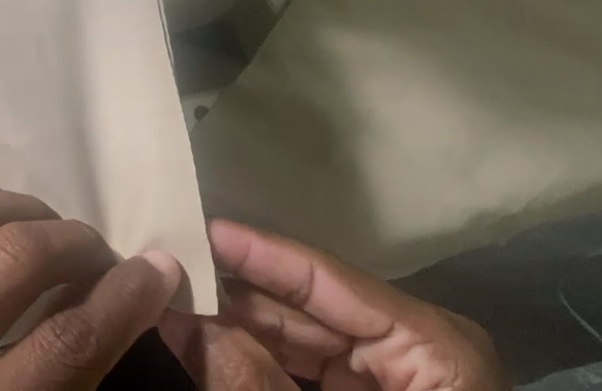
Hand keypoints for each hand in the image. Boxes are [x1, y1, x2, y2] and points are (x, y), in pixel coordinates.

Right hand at [158, 220, 507, 390]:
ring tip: (175, 300)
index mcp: (431, 344)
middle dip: (236, 293)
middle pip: (305, 307)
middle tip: (170, 268)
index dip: (259, 251)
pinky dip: (256, 360)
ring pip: (298, 339)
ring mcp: (391, 376)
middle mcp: (409, 346)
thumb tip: (184, 324)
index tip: (200, 226)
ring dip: (237, 326)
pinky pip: (303, 369)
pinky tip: (208, 340)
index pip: (326, 278)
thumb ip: (260, 384)